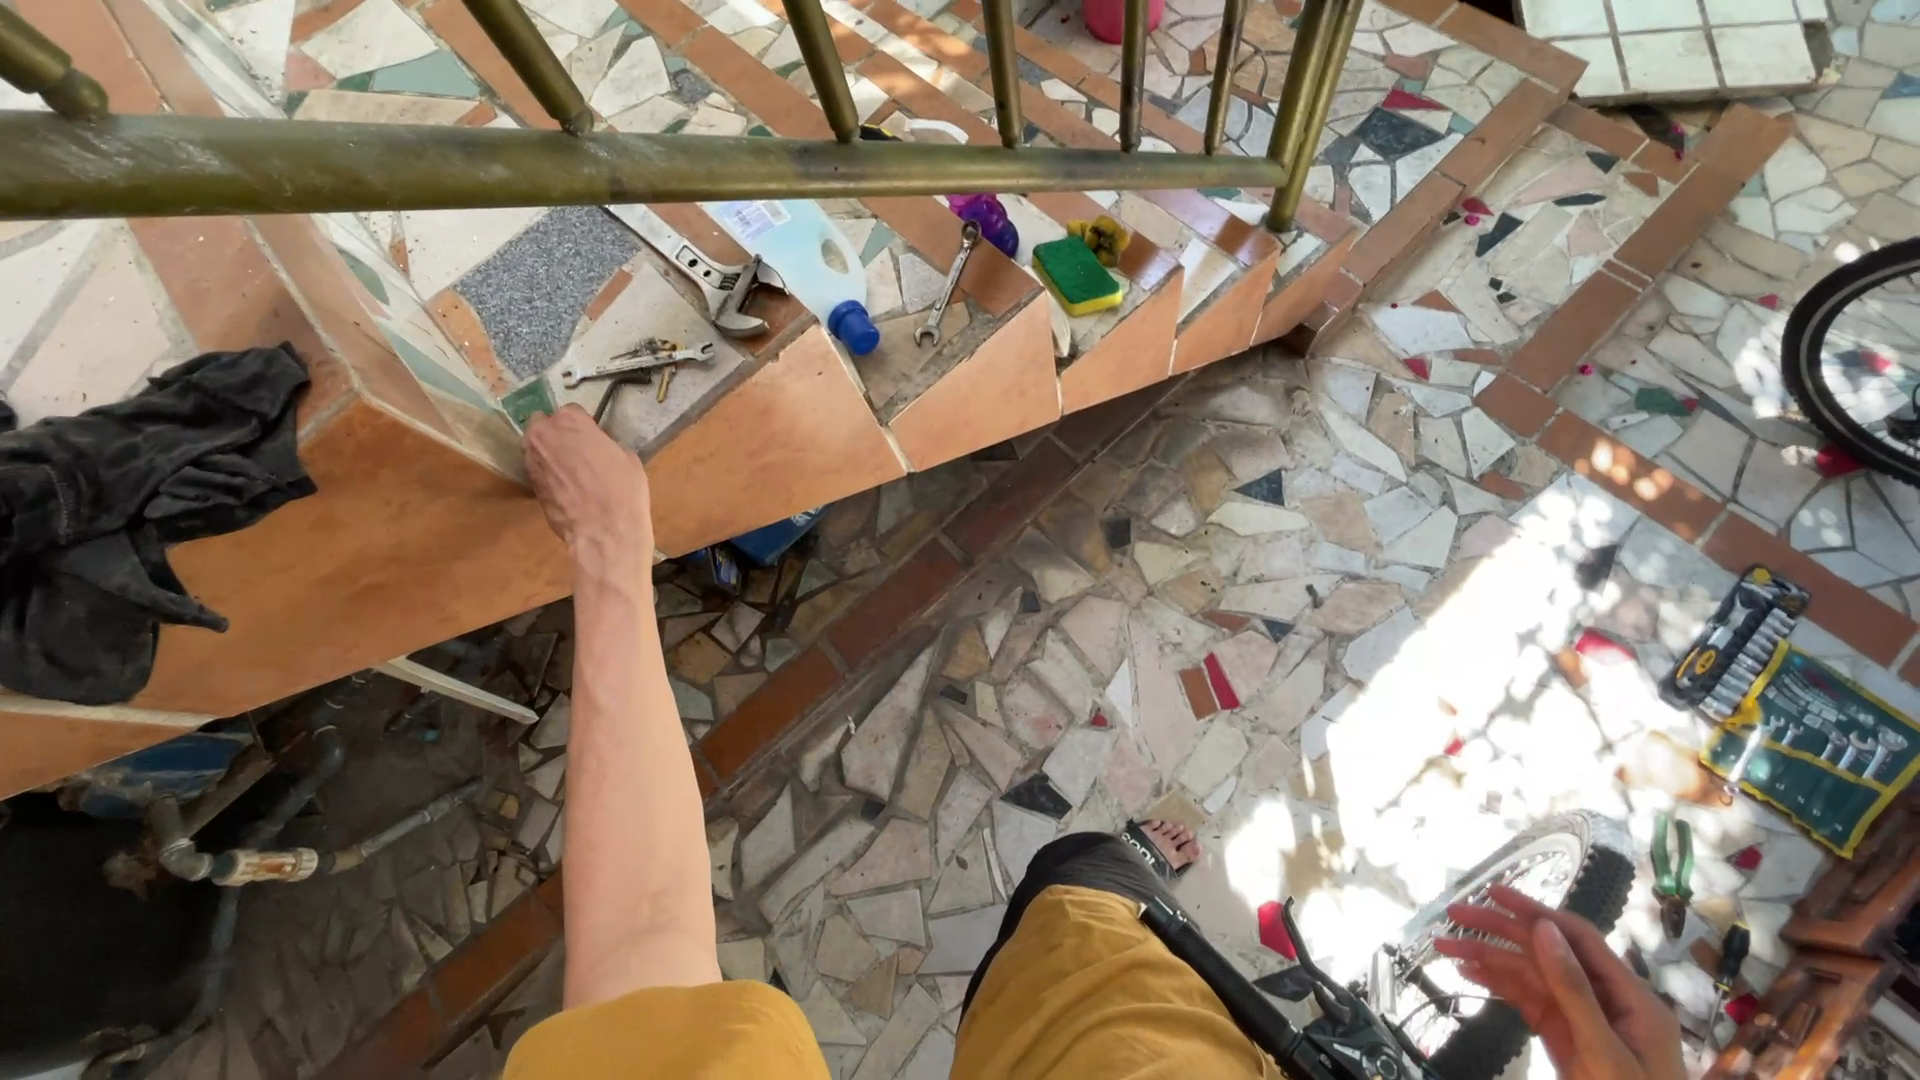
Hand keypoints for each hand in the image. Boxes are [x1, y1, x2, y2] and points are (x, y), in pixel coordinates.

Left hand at [523, 405, 653, 580]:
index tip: (595, 438)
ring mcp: (532, 459)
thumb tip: (598, 449)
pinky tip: (566, 487)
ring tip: (571, 471)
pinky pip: (538, 469)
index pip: (572, 411)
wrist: (603, 529)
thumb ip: (606, 444)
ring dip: (550, 453)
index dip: (585, 425)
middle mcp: (544, 434)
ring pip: (537, 447)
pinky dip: (549, 474)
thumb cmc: (622, 489)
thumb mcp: (627, 458)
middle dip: (558, 433)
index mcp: (570, 421)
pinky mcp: (529, 483)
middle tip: (578, 451)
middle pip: (544, 423)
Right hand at [1434, 884, 1684, 1079]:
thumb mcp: (1605, 1051)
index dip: (1533, 910)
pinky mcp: (1562, 1031)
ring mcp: (1581, 1014)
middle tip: (1453, 916)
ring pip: (1529, 973)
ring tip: (1444, 947)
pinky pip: (1526, 997)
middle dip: (1498, 930)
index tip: (1491, 893)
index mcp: (1630, 996)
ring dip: (1487, 957)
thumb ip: (1575, 990)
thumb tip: (1543, 929)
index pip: (1576, 937)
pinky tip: (1467, 973)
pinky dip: (1496, 983)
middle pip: (1546, 950)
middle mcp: (1605, 997)